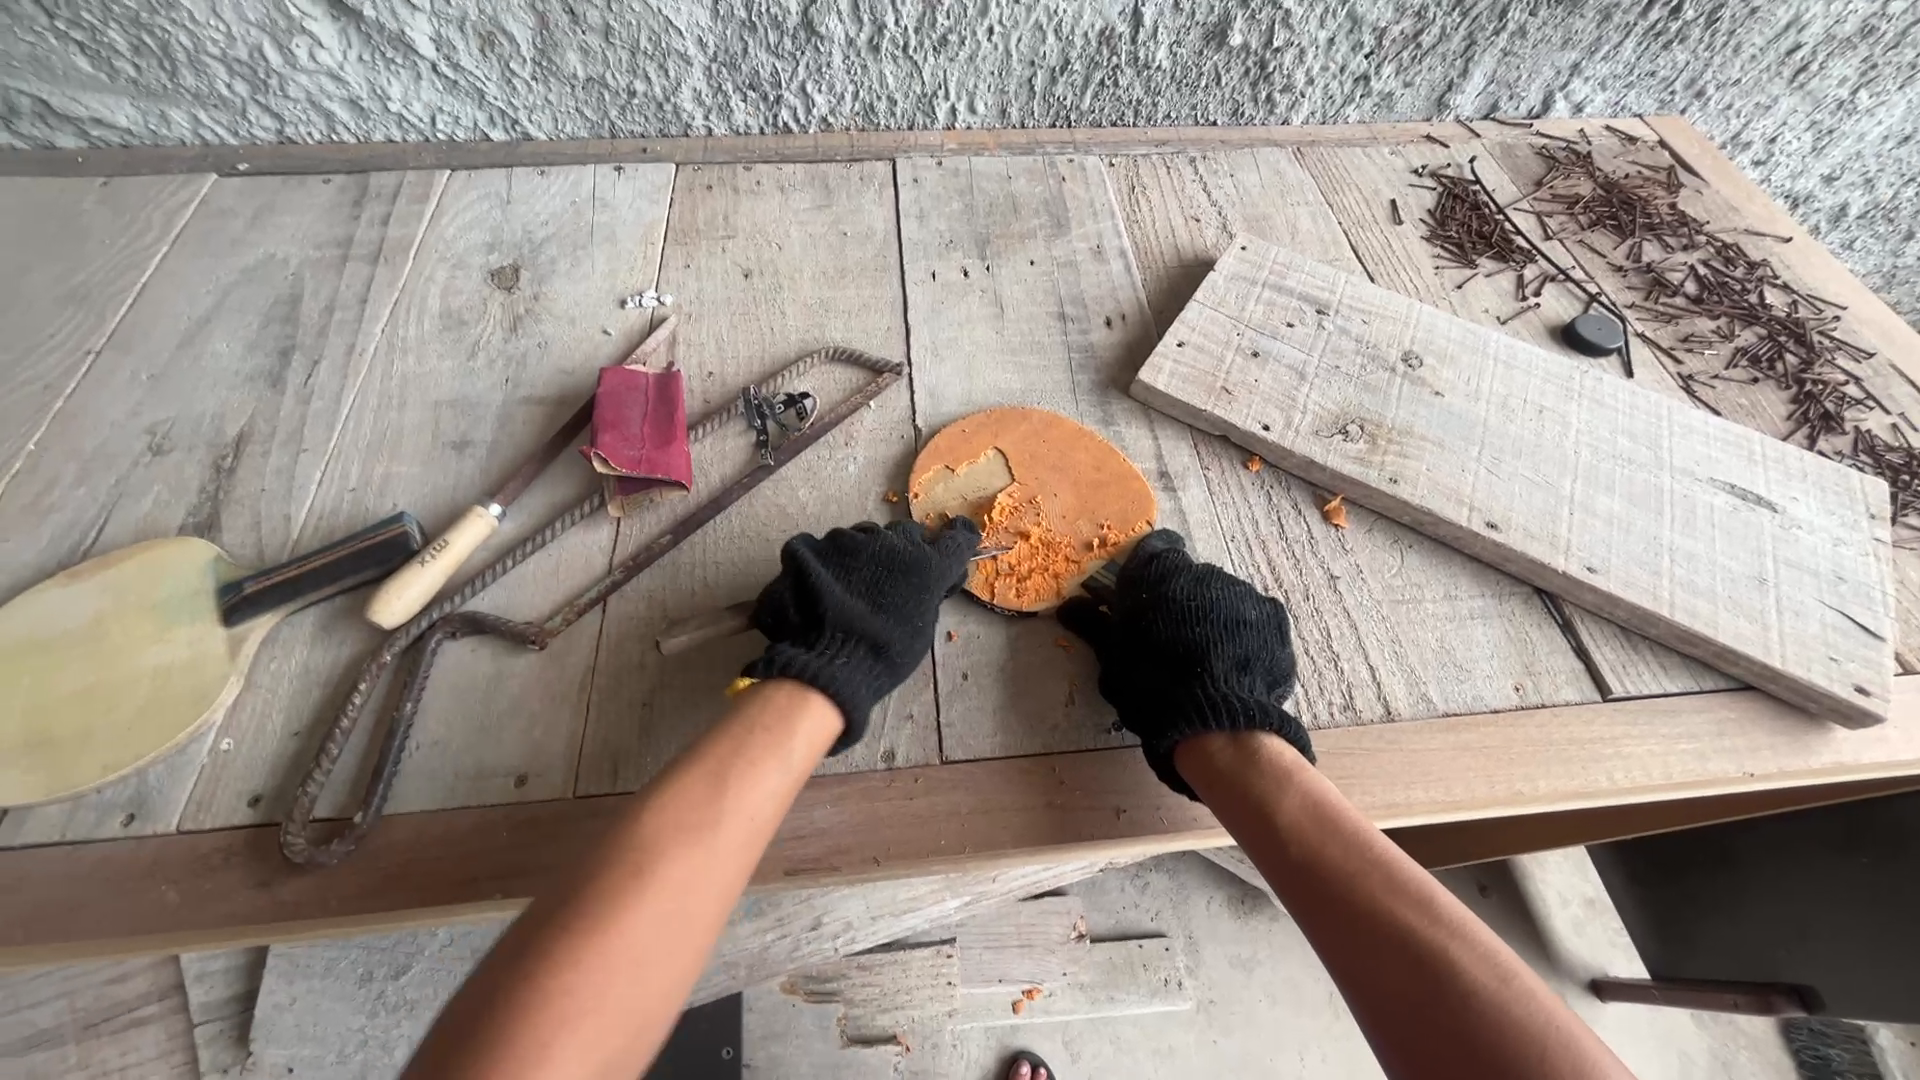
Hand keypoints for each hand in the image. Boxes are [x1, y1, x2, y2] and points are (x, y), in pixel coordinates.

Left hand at [744, 519, 980, 752]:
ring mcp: (850, 539)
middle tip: (893, 575)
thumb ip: (928, 594)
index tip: (957, 537)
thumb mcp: (920, 627)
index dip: (958, 537)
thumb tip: (930, 581)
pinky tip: (822, 583)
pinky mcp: (815, 545)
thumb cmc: (883, 655)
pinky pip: (829, 546)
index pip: (956, 539)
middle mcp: (892, 543)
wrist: (824, 663)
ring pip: (865, 537)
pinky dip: (830, 560)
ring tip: (852, 583)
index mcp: (926, 565)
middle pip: (906, 533)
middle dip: (904, 550)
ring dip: (866, 553)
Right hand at [1057, 529, 1311, 797]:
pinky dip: (1242, 632)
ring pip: (1220, 596)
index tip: (1145, 594)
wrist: (1216, 724)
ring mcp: (1240, 592)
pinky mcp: (1272, 617)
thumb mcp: (1111, 657)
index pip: (1155, 548)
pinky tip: (1232, 664)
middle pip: (1188, 576)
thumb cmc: (1150, 685)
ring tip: (1205, 657)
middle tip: (1170, 636)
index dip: (1150, 568)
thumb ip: (1093, 624)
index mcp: (1156, 573)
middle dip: (1180, 598)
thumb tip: (1068, 605)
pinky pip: (1251, 616)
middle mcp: (1200, 571)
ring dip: (1211, 616)